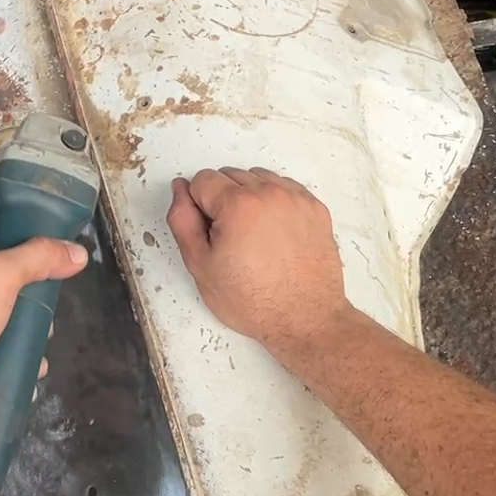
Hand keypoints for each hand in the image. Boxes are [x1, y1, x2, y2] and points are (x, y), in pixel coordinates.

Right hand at [166, 167, 355, 356]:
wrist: (304, 319)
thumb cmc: (253, 300)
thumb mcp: (200, 264)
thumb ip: (182, 219)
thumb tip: (180, 189)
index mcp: (238, 204)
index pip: (201, 180)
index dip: (198, 208)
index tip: (211, 235)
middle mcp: (270, 193)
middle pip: (229, 175)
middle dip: (222, 200)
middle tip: (230, 239)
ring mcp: (296, 199)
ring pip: (257, 178)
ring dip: (248, 197)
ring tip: (252, 235)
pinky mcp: (315, 208)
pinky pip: (284, 187)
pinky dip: (273, 202)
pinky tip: (272, 233)